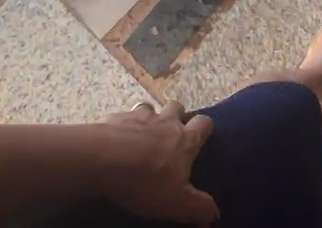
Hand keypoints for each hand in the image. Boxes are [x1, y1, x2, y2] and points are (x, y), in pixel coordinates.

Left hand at [97, 101, 217, 225]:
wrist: (105, 159)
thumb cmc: (147, 180)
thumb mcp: (177, 202)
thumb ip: (199, 206)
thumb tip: (215, 214)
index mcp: (185, 139)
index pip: (204, 124)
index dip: (204, 129)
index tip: (200, 138)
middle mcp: (166, 121)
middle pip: (177, 108)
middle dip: (176, 116)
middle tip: (169, 135)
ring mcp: (141, 116)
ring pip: (151, 108)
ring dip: (149, 119)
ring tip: (142, 136)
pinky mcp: (117, 118)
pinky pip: (124, 117)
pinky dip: (124, 126)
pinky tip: (118, 139)